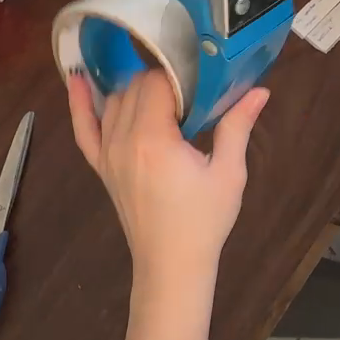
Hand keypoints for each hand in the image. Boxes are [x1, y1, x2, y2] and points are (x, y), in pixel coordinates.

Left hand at [67, 71, 269, 276]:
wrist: (172, 262)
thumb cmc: (205, 219)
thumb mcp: (229, 172)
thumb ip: (237, 127)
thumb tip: (260, 90)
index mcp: (154, 139)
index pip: (157, 83)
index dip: (181, 77)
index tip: (203, 84)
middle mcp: (123, 140)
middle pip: (135, 88)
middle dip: (163, 81)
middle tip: (193, 94)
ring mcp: (106, 153)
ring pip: (114, 101)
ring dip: (137, 91)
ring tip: (166, 97)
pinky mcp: (100, 166)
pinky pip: (83, 127)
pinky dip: (79, 103)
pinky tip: (78, 79)